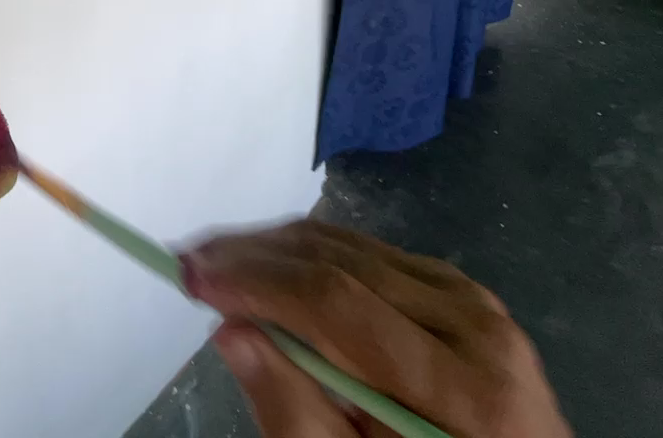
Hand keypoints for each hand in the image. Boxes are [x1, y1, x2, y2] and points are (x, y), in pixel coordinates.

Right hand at [184, 220, 569, 437]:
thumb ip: (296, 416)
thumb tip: (230, 333)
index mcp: (467, 392)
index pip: (336, 303)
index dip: (254, 281)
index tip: (189, 276)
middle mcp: (477, 328)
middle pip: (335, 263)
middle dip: (249, 257)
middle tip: (186, 261)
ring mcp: (471, 301)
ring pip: (342, 245)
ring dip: (269, 248)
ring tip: (214, 261)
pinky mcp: (456, 289)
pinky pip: (361, 251)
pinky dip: (304, 253)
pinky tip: (266, 268)